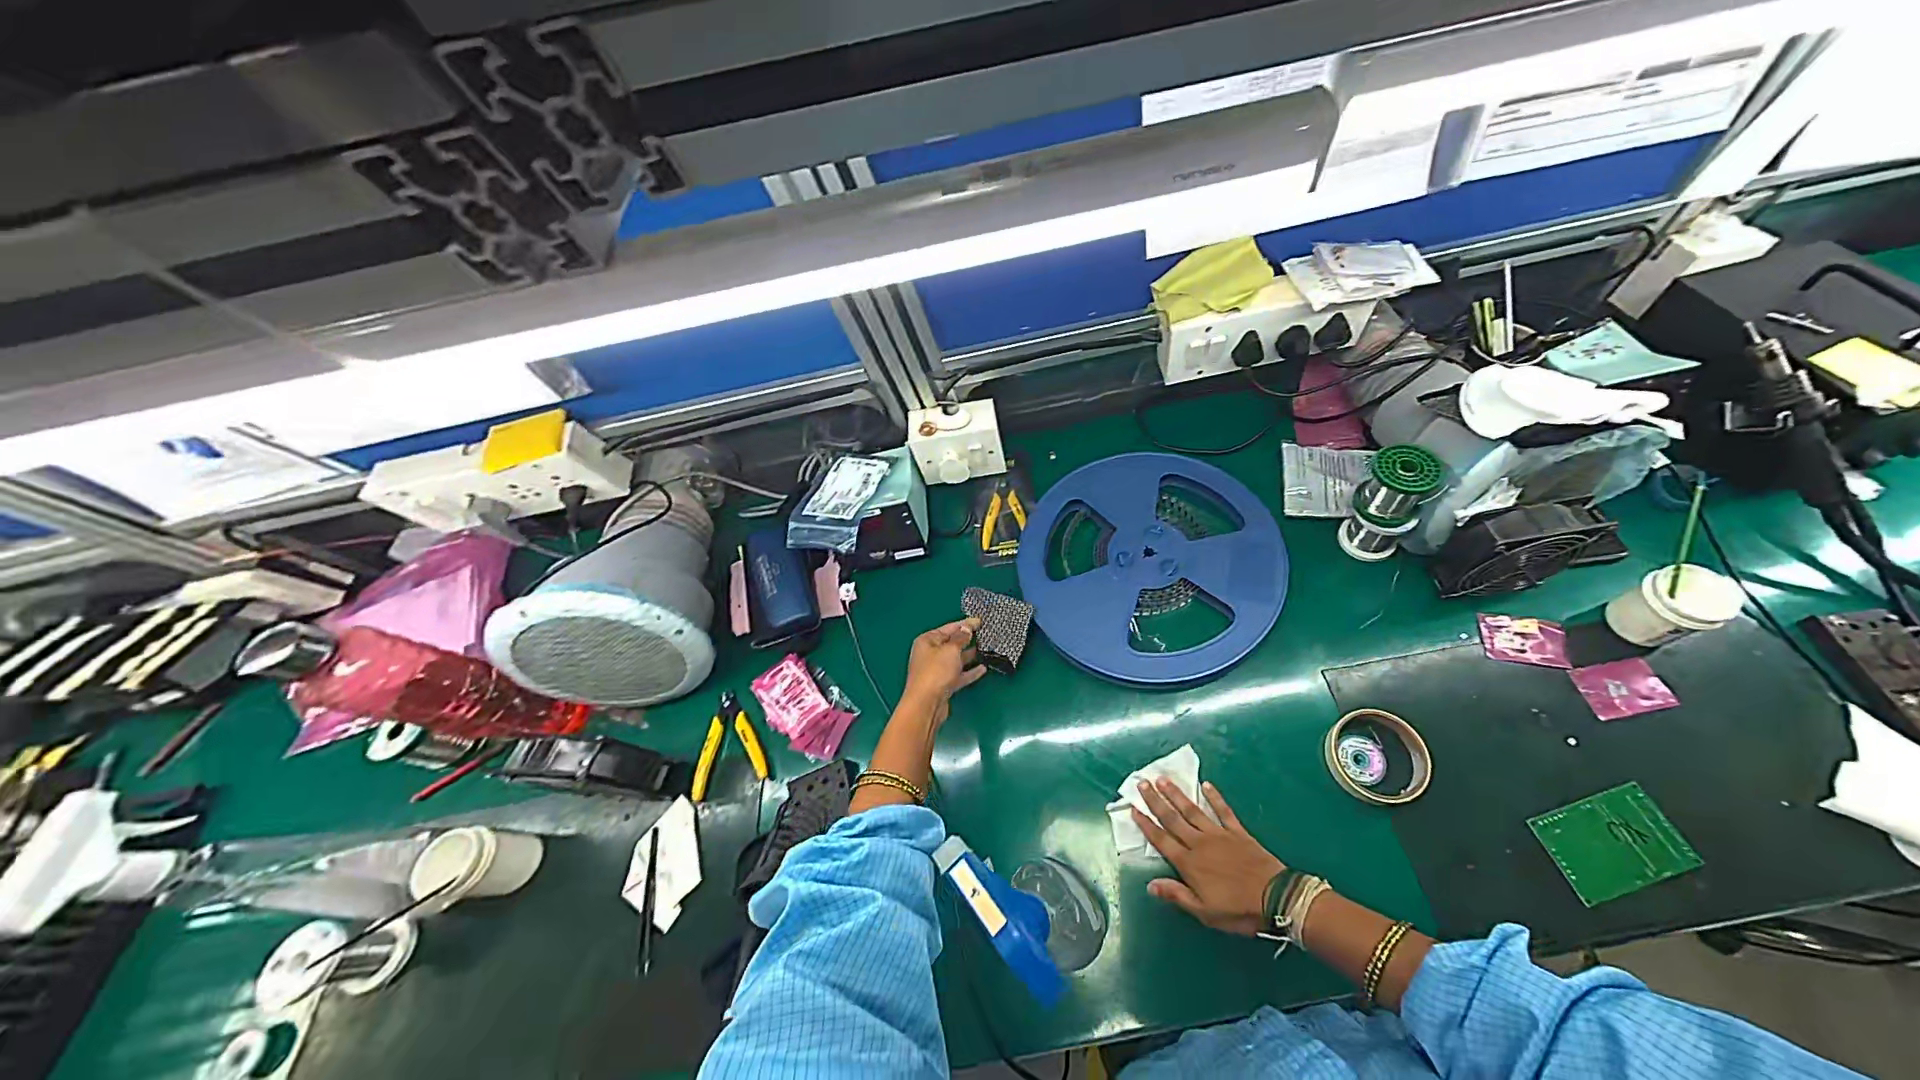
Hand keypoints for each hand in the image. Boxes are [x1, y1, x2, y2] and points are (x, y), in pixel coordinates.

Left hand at [900, 617, 985, 726]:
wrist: (927, 704)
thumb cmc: (936, 671)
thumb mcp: (951, 650)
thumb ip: (961, 638)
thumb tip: (966, 629)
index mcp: (927, 641)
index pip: (948, 628)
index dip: (965, 624)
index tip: (980, 621)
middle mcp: (930, 654)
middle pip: (951, 643)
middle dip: (967, 639)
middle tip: (985, 634)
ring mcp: (937, 670)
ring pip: (956, 660)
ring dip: (970, 655)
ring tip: (986, 649)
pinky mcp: (944, 684)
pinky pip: (959, 674)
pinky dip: (970, 672)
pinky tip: (982, 668)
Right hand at [1133, 779, 1284, 936]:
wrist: (1277, 898)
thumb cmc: (1238, 909)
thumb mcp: (1204, 912)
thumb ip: (1177, 895)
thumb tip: (1150, 885)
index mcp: (1189, 863)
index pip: (1161, 839)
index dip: (1146, 824)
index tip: (1133, 809)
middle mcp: (1199, 843)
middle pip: (1172, 819)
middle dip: (1156, 801)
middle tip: (1142, 783)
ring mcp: (1219, 834)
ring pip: (1192, 810)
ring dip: (1177, 794)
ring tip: (1163, 779)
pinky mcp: (1238, 832)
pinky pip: (1223, 811)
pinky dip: (1214, 797)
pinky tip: (1206, 785)